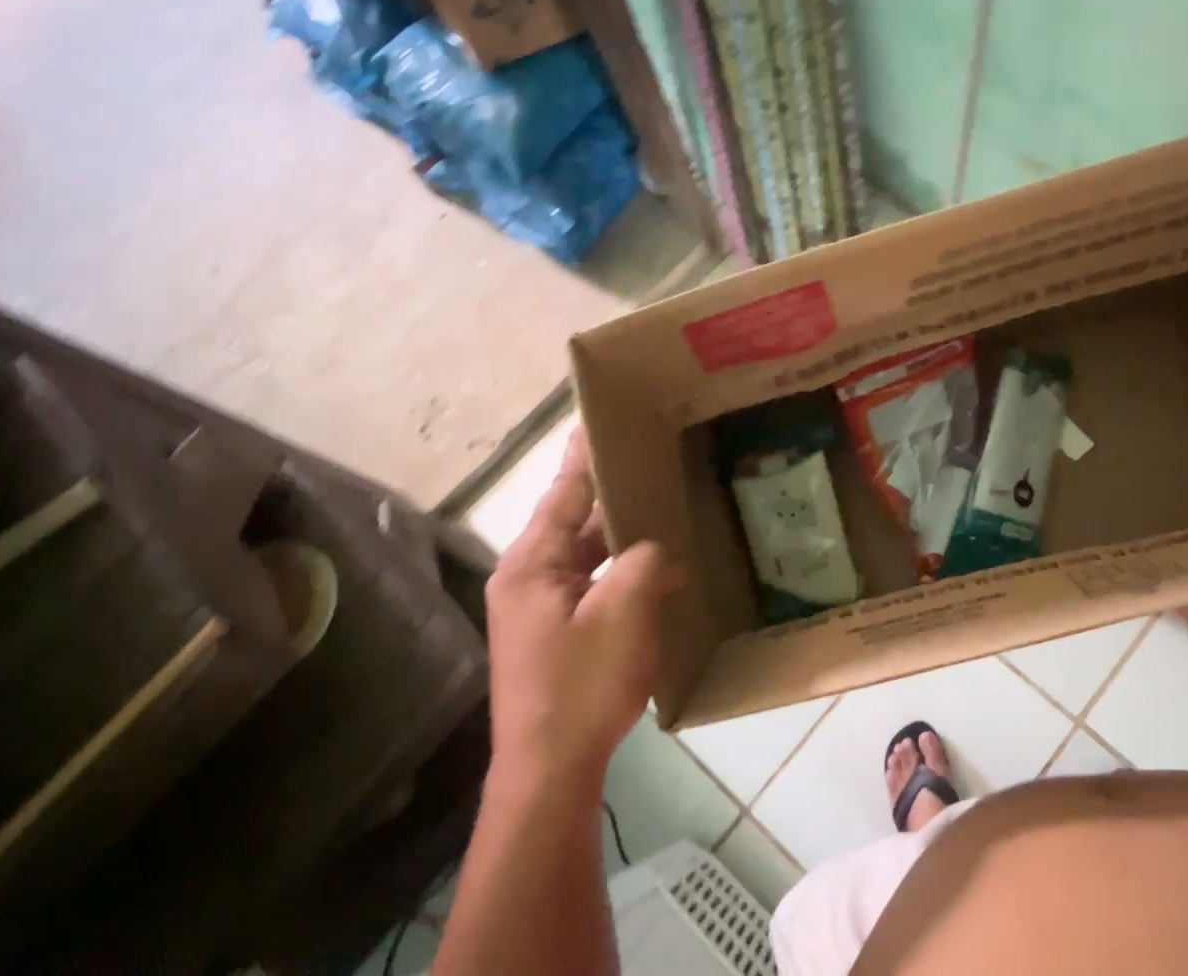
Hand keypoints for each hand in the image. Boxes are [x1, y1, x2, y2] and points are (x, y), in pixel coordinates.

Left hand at [484, 428, 678, 788]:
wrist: (549, 770)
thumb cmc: (582, 686)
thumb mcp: (624, 615)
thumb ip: (643, 563)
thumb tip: (654, 550)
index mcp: (532, 563)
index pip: (566, 491)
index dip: (588, 454)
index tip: (605, 417)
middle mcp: (526, 578)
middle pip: (574, 522)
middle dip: (614, 496)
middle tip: (652, 460)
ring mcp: (537, 610)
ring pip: (584, 557)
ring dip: (620, 541)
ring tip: (661, 510)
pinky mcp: (552, 636)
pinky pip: (588, 588)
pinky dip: (618, 576)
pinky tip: (655, 573)